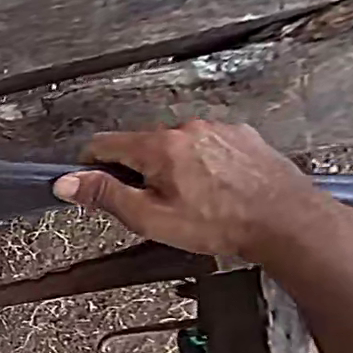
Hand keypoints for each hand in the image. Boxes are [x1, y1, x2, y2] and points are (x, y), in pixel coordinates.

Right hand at [52, 120, 352, 260]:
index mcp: (159, 146)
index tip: (91, 185)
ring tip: (182, 201)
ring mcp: (217, 130)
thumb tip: (67, 182)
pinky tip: (207, 191)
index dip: (89, 166)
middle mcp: (187, 129)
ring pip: (172, 146)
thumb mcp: (147, 217)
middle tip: (144, 205)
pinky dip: (195, 165)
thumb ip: (103, 195)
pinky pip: (202, 146)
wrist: (285, 221)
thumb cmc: (219, 224)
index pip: (103, 144)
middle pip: (139, 145)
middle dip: (132, 171)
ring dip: (165, 168)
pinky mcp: (240, 137)